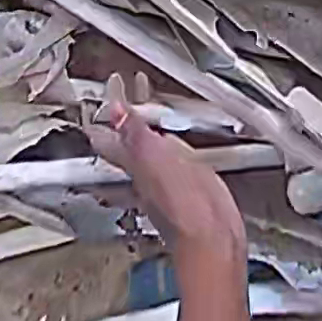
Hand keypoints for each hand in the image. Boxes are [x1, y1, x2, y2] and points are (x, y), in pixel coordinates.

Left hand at [85, 77, 244, 253]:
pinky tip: (176, 130)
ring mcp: (166, 175)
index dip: (108, 109)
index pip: (109, 134)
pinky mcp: (190, 177)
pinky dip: (171, 134)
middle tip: (128, 88)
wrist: (213, 236)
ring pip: (149, 141)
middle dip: (126, 110)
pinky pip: (174, 148)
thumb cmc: (182, 207)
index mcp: (131, 163)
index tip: (113, 84)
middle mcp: (145, 170)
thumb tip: (114, 109)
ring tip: (149, 99)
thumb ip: (134, 132)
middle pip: (127, 136)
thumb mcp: (153, 158)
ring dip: (148, 120)